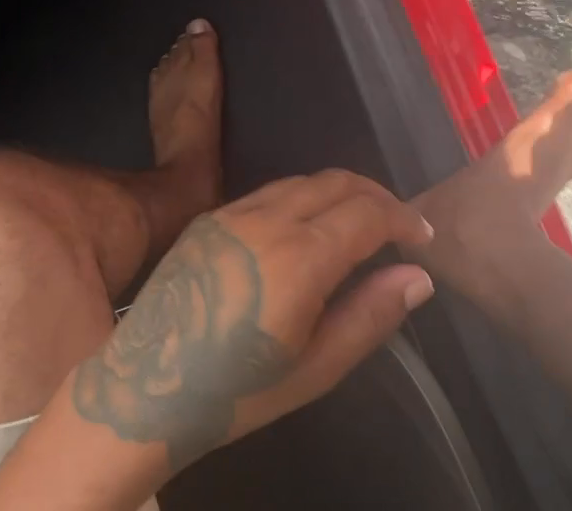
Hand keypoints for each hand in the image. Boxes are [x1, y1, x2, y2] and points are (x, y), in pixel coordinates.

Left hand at [72, 169, 434, 471]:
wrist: (148, 387)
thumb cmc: (238, 391)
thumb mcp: (316, 367)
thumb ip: (369, 314)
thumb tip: (418, 275)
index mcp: (300, 257)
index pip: (368, 212)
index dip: (403, 218)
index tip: (423, 236)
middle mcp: (267, 220)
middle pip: (336, 181)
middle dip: (376, 194)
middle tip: (399, 224)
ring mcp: (233, 213)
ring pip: (301, 180)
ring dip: (339, 191)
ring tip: (359, 222)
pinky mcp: (208, 218)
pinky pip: (268, 191)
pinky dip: (303, 196)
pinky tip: (308, 226)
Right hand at [412, 71, 571, 316]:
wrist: (495, 275)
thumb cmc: (457, 234)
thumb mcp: (420, 213)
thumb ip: (407, 209)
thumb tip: (380, 208)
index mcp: (507, 157)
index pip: (541, 123)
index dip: (563, 102)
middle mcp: (533, 166)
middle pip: (566, 132)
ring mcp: (546, 190)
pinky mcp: (548, 210)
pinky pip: (567, 172)